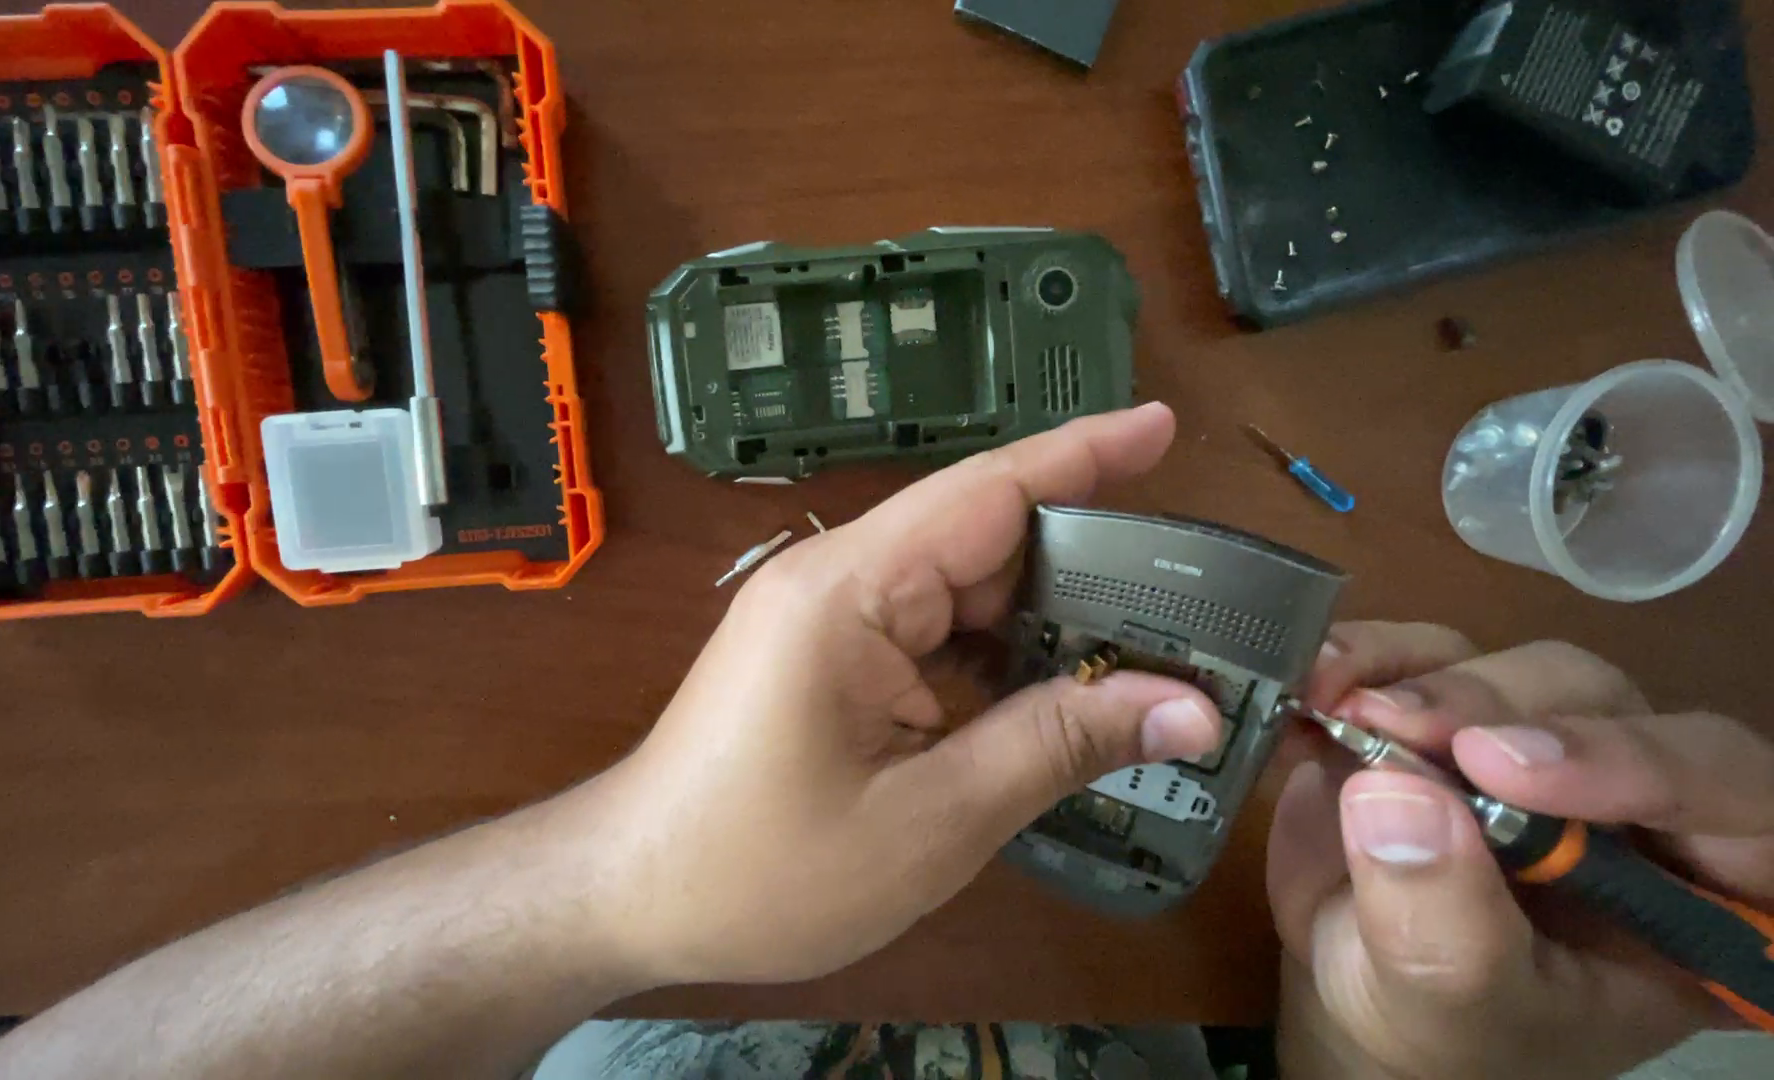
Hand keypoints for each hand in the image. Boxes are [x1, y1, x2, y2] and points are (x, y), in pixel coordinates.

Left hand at [590, 406, 1222, 987]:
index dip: (1079, 455)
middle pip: (980, 541)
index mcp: (850, 589)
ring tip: (1148, 649)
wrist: (639, 891)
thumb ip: (1056, 743)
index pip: (984, 493)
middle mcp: (837, 578)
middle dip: (1084, 560)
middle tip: (1195, 597)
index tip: (1160, 425)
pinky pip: (928, 631)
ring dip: (1041, 619)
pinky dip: (993, 655)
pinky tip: (1055, 688)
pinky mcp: (826, 652)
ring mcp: (827, 613)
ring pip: (959, 591)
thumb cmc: (766, 866)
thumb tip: (1187, 705)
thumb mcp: (931, 817)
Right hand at [1269, 626, 1773, 1079]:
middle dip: (1490, 702)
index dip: (1638, 760)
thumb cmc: (1436, 1023)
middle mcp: (1602, 789)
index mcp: (1681, 877)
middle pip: (1588, 697)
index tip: (1502, 769)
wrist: (1352, 984)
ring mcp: (1494, 740)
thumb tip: (1399, 793)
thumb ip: (1444, 917)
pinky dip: (1344, 658)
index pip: (1725, 793)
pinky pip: (1390, 656)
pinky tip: (1301, 686)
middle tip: (1398, 728)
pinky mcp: (1407, 715)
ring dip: (1406, 669)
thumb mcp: (1452, 998)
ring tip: (1333, 703)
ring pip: (1484, 657)